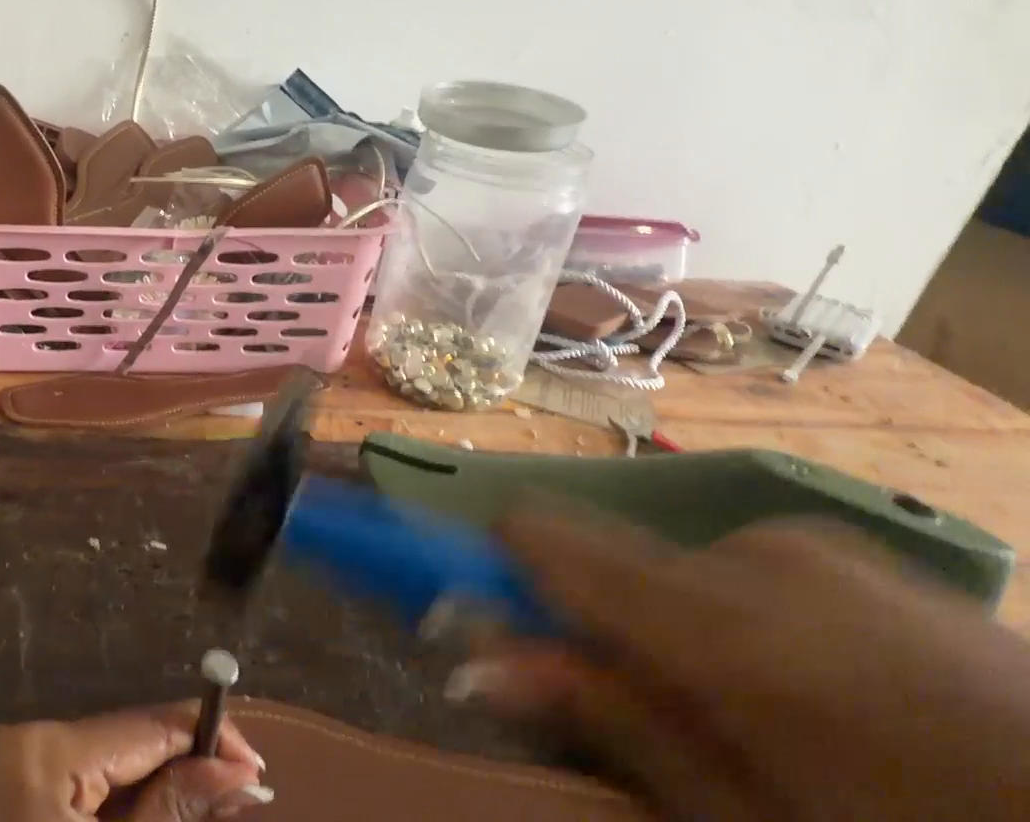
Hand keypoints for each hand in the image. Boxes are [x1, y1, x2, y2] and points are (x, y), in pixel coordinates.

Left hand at [0, 701, 271, 821]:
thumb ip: (176, 809)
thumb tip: (241, 773)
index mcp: (39, 752)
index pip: (142, 726)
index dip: (204, 735)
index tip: (255, 764)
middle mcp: (10, 737)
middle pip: (119, 740)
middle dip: (176, 766)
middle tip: (236, 792)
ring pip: (94, 759)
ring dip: (144, 784)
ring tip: (192, 807)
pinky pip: (64, 775)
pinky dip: (102, 798)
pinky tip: (138, 817)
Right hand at [449, 509, 1029, 820]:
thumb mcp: (748, 821)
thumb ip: (612, 723)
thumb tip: (478, 658)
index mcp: (723, 621)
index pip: (541, 539)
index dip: (487, 565)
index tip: (470, 614)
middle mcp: (757, 554)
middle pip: (605, 558)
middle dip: (593, 622)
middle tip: (637, 710)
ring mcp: (819, 547)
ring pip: (672, 568)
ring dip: (667, 626)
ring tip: (747, 718)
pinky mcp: (863, 555)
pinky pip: (741, 569)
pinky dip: (730, 615)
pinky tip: (812, 693)